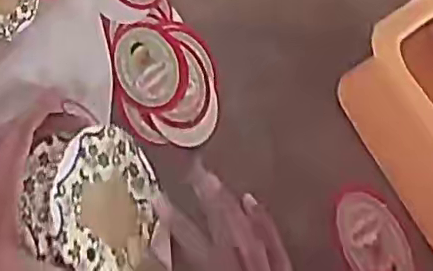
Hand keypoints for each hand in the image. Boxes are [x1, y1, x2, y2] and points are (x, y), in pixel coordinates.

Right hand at [158, 161, 290, 270]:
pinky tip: (250, 198)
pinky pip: (277, 246)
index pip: (197, 249)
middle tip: (191, 172)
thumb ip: (185, 268)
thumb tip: (160, 255)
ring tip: (213, 179)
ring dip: (230, 204)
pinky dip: (262, 221)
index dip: (175, 223)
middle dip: (207, 201)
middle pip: (227, 232)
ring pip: (249, 234)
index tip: (156, 200)